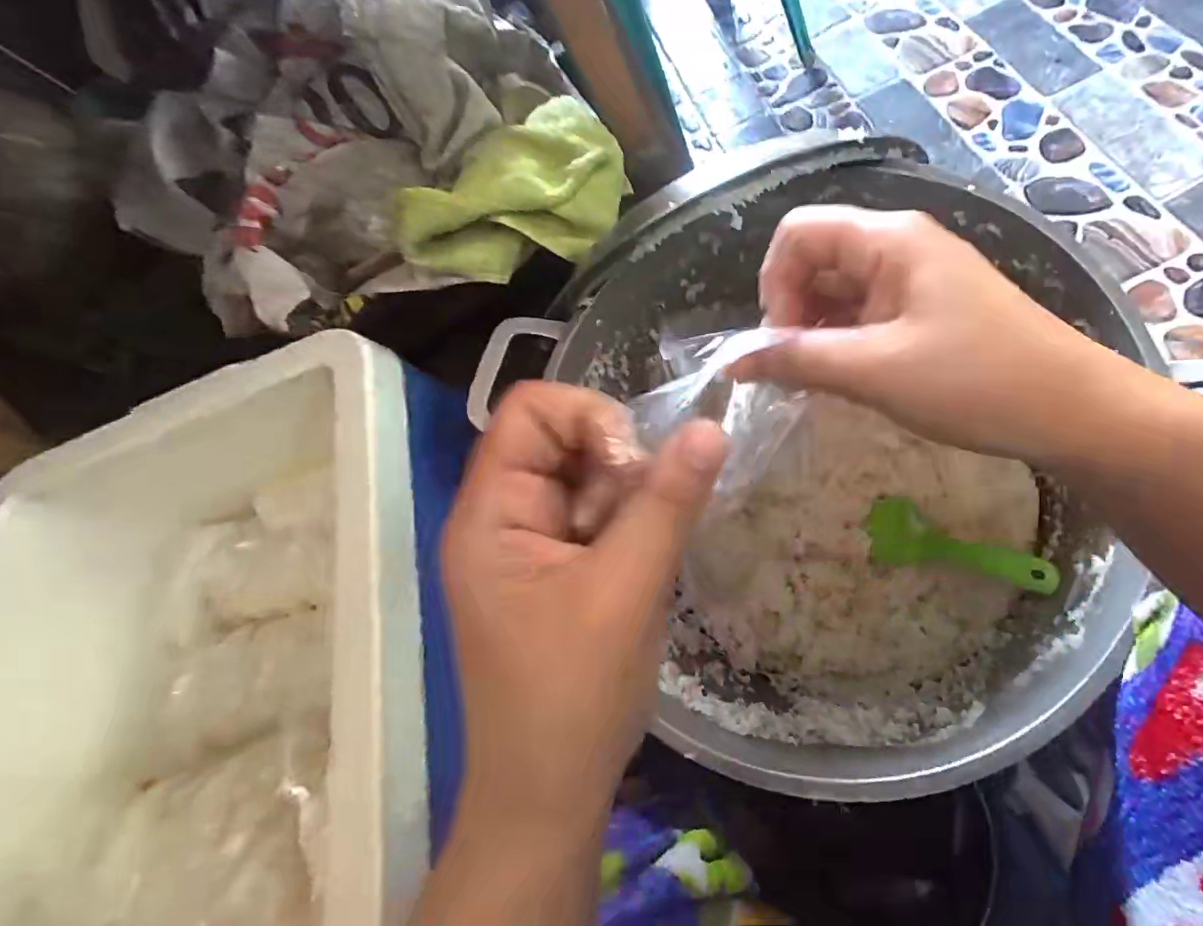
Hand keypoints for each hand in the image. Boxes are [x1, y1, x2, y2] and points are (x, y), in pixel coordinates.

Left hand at [441, 383, 725, 829]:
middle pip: (565, 437)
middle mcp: (504, 516)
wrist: (551, 794)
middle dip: (617, 467)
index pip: (531, 409)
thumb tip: (712, 426)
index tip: (634, 467)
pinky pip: (603, 514)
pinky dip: (633, 525)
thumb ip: (668, 503)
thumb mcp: (627, 589)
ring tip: (643, 557)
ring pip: (592, 476)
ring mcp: (534, 542)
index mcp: (490, 512)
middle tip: (645, 522)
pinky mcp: (562, 567)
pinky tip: (645, 565)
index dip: (589, 418)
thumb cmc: (574, 694)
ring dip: (631, 501)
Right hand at [736, 206, 1163, 462]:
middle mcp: (902, 245)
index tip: (779, 343)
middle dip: (794, 312)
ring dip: (820, 333)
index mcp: (889, 239)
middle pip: (818, 259)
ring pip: (844, 291)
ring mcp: (921, 278)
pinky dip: (850, 343)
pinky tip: (853, 380)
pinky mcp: (934, 309)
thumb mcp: (877, 371)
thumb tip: (733, 360)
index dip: (774, 284)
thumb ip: (799, 360)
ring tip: (821, 384)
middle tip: (797, 373)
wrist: (1073, 409)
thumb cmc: (975, 381)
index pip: (798, 233)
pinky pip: (872, 314)